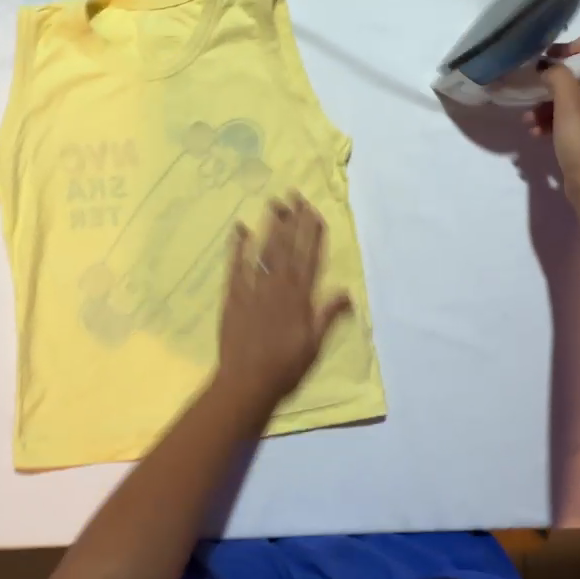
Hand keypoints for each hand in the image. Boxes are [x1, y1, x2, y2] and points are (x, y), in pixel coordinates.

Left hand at [215, 194, 352, 410]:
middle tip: (294, 195)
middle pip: (287, 248)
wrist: (246, 383)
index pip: (310, 258)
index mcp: (300, 299)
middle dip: (292, 221)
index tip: (315, 212)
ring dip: (270, 226)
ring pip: (264, 252)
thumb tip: (346, 291)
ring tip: (274, 203)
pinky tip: (240, 229)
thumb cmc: (285, 369)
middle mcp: (278, 288)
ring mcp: (253, 291)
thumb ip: (328, 316)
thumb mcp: (314, 345)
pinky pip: (235, 267)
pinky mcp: (232, 298)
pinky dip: (238, 247)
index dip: (313, 234)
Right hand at [528, 33, 579, 200]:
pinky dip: (552, 120)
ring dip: (549, 102)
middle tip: (540, 75)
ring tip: (529, 115)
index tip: (564, 53)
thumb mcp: (569, 105)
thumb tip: (547, 65)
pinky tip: (534, 130)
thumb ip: (559, 77)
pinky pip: (570, 117)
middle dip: (560, 76)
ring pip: (575, 97)